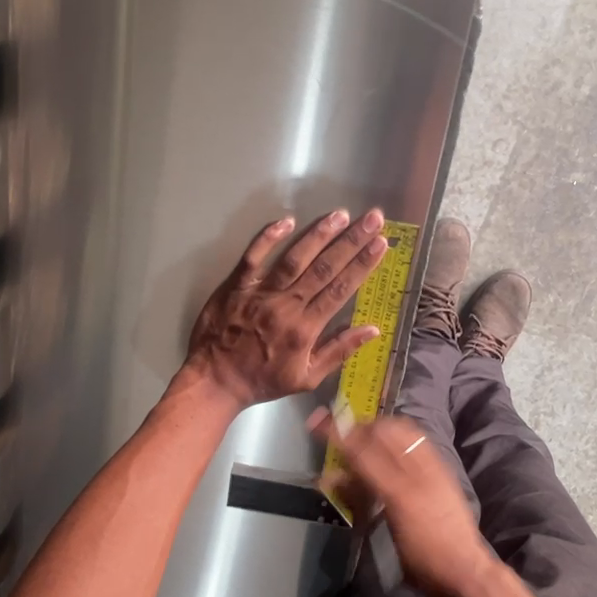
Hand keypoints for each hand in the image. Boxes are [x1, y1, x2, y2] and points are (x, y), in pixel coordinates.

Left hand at [182, 209, 389, 409]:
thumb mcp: (307, 378)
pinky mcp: (236, 285)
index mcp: (305, 329)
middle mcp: (286, 306)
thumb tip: (372, 329)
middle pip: (324, 268)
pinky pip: (253, 257)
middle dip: (351, 241)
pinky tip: (287, 221)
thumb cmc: (263, 381)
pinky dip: (269, 237)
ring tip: (341, 215)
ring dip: (319, 234)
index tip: (380, 244)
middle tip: (372, 218)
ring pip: (294, 258)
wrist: (215, 381)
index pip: (341, 290)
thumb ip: (338, 351)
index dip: (362, 265)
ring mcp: (260, 293)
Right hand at [311, 412, 497, 596]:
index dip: (336, 433)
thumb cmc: (417, 559)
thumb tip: (329, 477)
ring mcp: (433, 469)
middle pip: (381, 432)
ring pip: (402, 430)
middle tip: (340, 432)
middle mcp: (416, 473)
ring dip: (378, 426)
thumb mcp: (381, 532)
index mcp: (397, 493)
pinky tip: (391, 442)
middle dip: (357, 425)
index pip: (360, 451)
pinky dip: (400, 432)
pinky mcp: (444, 470)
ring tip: (364, 433)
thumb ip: (357, 499)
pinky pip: (418, 439)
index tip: (316, 422)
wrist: (463, 570)